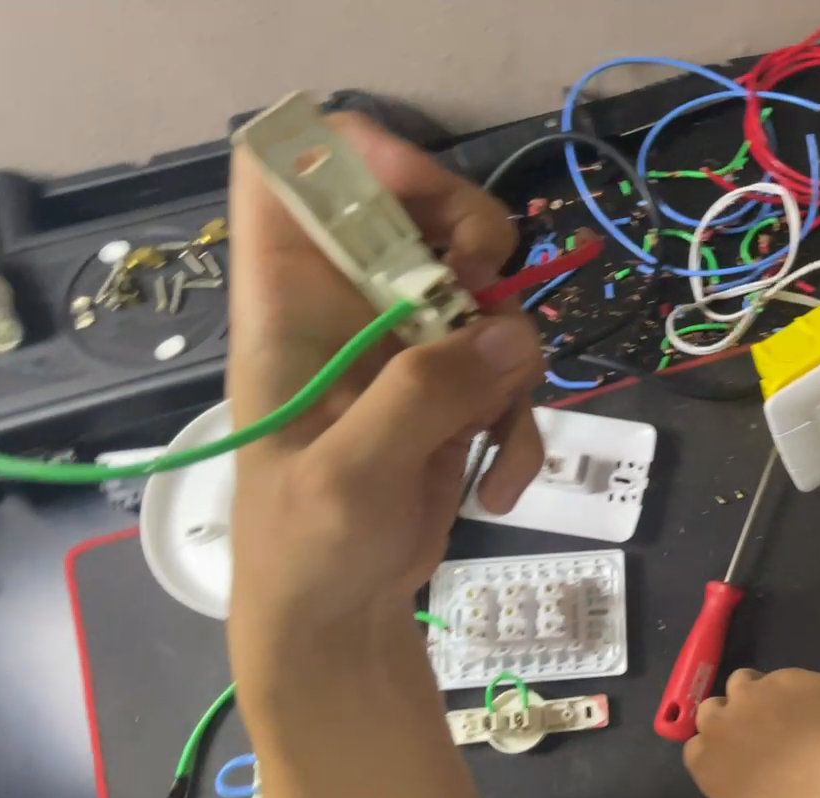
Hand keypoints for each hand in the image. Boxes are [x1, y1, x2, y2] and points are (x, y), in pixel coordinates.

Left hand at [224, 113, 544, 633]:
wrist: (340, 616)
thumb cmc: (309, 546)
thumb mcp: (352, 475)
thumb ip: (422, 397)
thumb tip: (514, 332)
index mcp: (294, 311)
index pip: (300, 179)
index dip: (363, 160)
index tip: (434, 205)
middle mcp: (358, 319)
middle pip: (425, 225)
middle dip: (478, 258)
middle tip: (493, 307)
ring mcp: (415, 361)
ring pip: (491, 310)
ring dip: (515, 372)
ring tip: (496, 440)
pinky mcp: (457, 403)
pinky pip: (513, 385)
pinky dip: (524, 432)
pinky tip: (501, 486)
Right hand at [684, 669, 819, 797]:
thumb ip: (753, 774)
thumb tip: (767, 759)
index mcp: (713, 772)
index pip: (695, 750)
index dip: (718, 746)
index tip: (741, 750)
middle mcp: (719, 732)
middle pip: (709, 712)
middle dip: (731, 715)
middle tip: (762, 727)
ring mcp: (747, 698)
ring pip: (738, 683)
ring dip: (756, 693)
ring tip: (786, 706)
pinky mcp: (779, 675)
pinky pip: (774, 676)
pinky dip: (788, 685)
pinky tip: (814, 699)